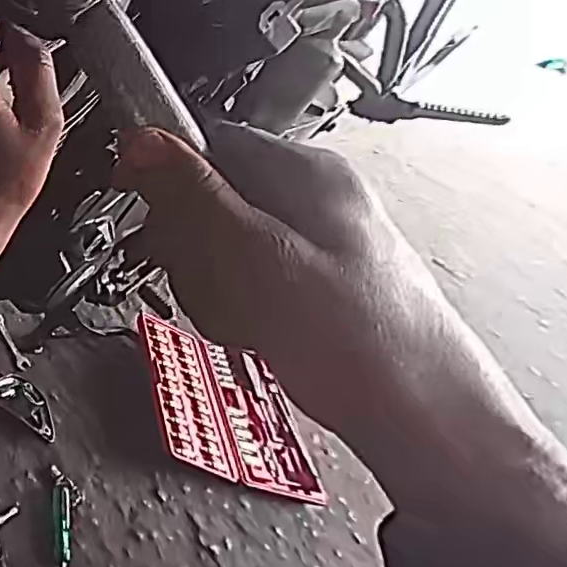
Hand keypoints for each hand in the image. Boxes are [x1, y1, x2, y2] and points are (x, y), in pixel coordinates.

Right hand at [111, 122, 517, 463]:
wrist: (424, 425)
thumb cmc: (360, 341)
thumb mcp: (254, 254)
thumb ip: (192, 194)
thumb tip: (143, 141)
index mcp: (304, 172)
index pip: (204, 141)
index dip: (163, 176)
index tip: (143, 209)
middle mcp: (308, 198)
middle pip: (204, 196)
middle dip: (189, 242)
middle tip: (208, 276)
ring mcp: (306, 241)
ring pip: (214, 241)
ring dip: (207, 279)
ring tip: (236, 312)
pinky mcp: (301, 279)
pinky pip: (236, 275)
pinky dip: (229, 302)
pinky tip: (250, 326)